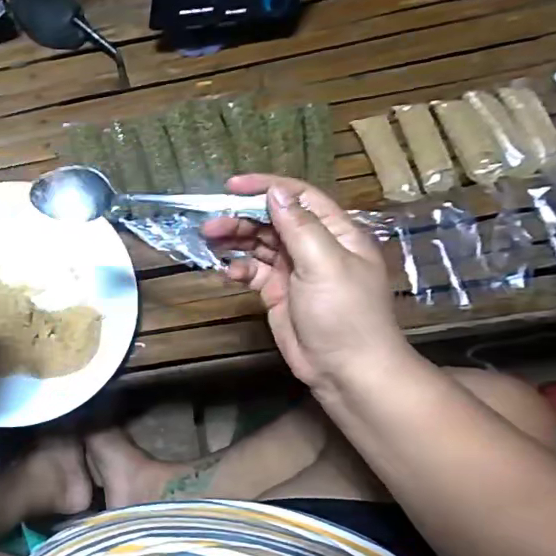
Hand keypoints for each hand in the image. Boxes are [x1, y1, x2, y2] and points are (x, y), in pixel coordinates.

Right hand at [201, 175, 409, 390]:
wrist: (346, 369)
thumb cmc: (344, 313)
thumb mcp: (324, 264)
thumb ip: (298, 226)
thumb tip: (276, 192)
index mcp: (335, 233)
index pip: (299, 198)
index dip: (266, 187)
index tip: (231, 187)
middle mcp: (315, 247)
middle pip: (273, 221)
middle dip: (242, 218)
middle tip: (210, 226)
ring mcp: (295, 271)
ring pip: (260, 245)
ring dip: (235, 241)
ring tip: (209, 241)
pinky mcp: (278, 293)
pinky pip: (254, 272)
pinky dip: (239, 269)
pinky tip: (227, 274)